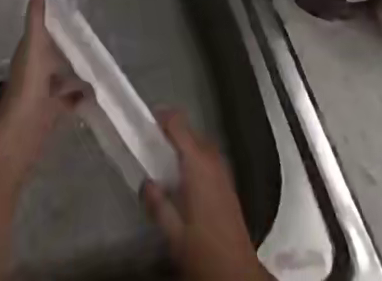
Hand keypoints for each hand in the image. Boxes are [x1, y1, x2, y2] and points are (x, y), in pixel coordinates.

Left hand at [0, 0, 85, 171]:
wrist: (22, 136)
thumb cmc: (28, 88)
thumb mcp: (34, 49)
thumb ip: (36, 21)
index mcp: (30, 51)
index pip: (42, 28)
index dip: (55, 17)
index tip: (75, 7)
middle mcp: (36, 68)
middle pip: (55, 51)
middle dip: (70, 43)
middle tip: (97, 35)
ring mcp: (44, 90)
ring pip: (63, 74)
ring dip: (79, 68)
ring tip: (102, 61)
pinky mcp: (53, 110)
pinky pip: (70, 97)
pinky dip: (82, 94)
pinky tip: (99, 92)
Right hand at [141, 110, 269, 280]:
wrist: (239, 276)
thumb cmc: (204, 252)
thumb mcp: (172, 232)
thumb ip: (156, 203)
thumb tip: (146, 182)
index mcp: (197, 166)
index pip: (178, 124)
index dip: (160, 117)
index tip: (142, 123)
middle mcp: (213, 164)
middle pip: (191, 130)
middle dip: (170, 130)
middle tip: (148, 141)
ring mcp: (224, 175)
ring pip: (201, 143)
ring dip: (183, 143)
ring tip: (162, 158)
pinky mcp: (228, 187)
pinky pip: (208, 158)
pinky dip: (193, 156)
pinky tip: (181, 177)